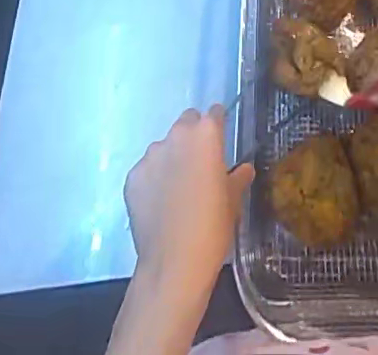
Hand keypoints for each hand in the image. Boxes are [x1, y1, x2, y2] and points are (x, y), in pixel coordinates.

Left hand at [125, 105, 253, 282]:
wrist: (173, 264)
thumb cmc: (212, 228)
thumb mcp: (233, 202)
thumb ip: (237, 178)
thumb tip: (244, 169)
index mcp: (206, 135)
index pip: (215, 113)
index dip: (218, 125)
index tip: (220, 139)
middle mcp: (177, 136)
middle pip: (187, 122)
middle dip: (194, 136)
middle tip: (200, 165)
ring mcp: (151, 155)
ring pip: (164, 146)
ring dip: (172, 158)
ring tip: (177, 190)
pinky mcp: (132, 176)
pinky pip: (147, 170)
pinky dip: (153, 180)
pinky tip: (159, 204)